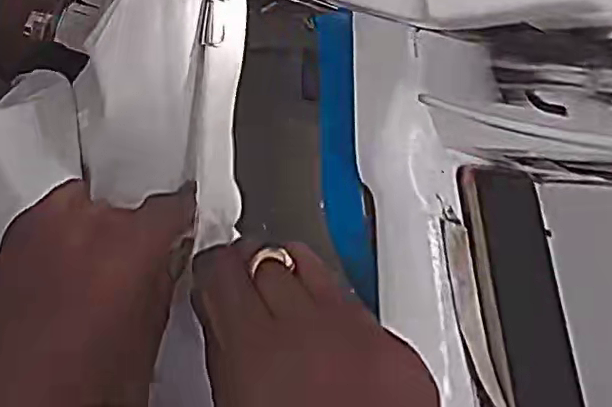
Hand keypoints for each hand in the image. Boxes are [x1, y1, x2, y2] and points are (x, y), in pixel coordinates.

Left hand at [0, 179, 195, 406]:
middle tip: (129, 273)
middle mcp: (91, 221)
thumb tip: (167, 266)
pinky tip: (60, 272)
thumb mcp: (141, 349)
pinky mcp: (20, 227)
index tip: (183, 221)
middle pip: (129, 206)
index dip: (183, 215)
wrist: (1, 403)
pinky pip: (56, 214)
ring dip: (95, 230)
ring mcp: (51, 219)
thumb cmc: (64, 392)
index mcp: (132, 246)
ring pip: (90, 204)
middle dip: (133, 234)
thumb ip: (161, 289)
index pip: (174, 205)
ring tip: (89, 275)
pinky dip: (62, 234)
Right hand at [191, 241, 437, 406]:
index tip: (212, 277)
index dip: (214, 270)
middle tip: (246, 291)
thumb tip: (217, 315)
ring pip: (311, 265)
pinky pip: (355, 305)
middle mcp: (308, 329)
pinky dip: (338, 313)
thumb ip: (223, 352)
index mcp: (255, 349)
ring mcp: (358, 335)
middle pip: (266, 258)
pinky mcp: (399, 351)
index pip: (223, 268)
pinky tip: (331, 343)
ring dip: (294, 277)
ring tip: (287, 300)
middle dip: (252, 269)